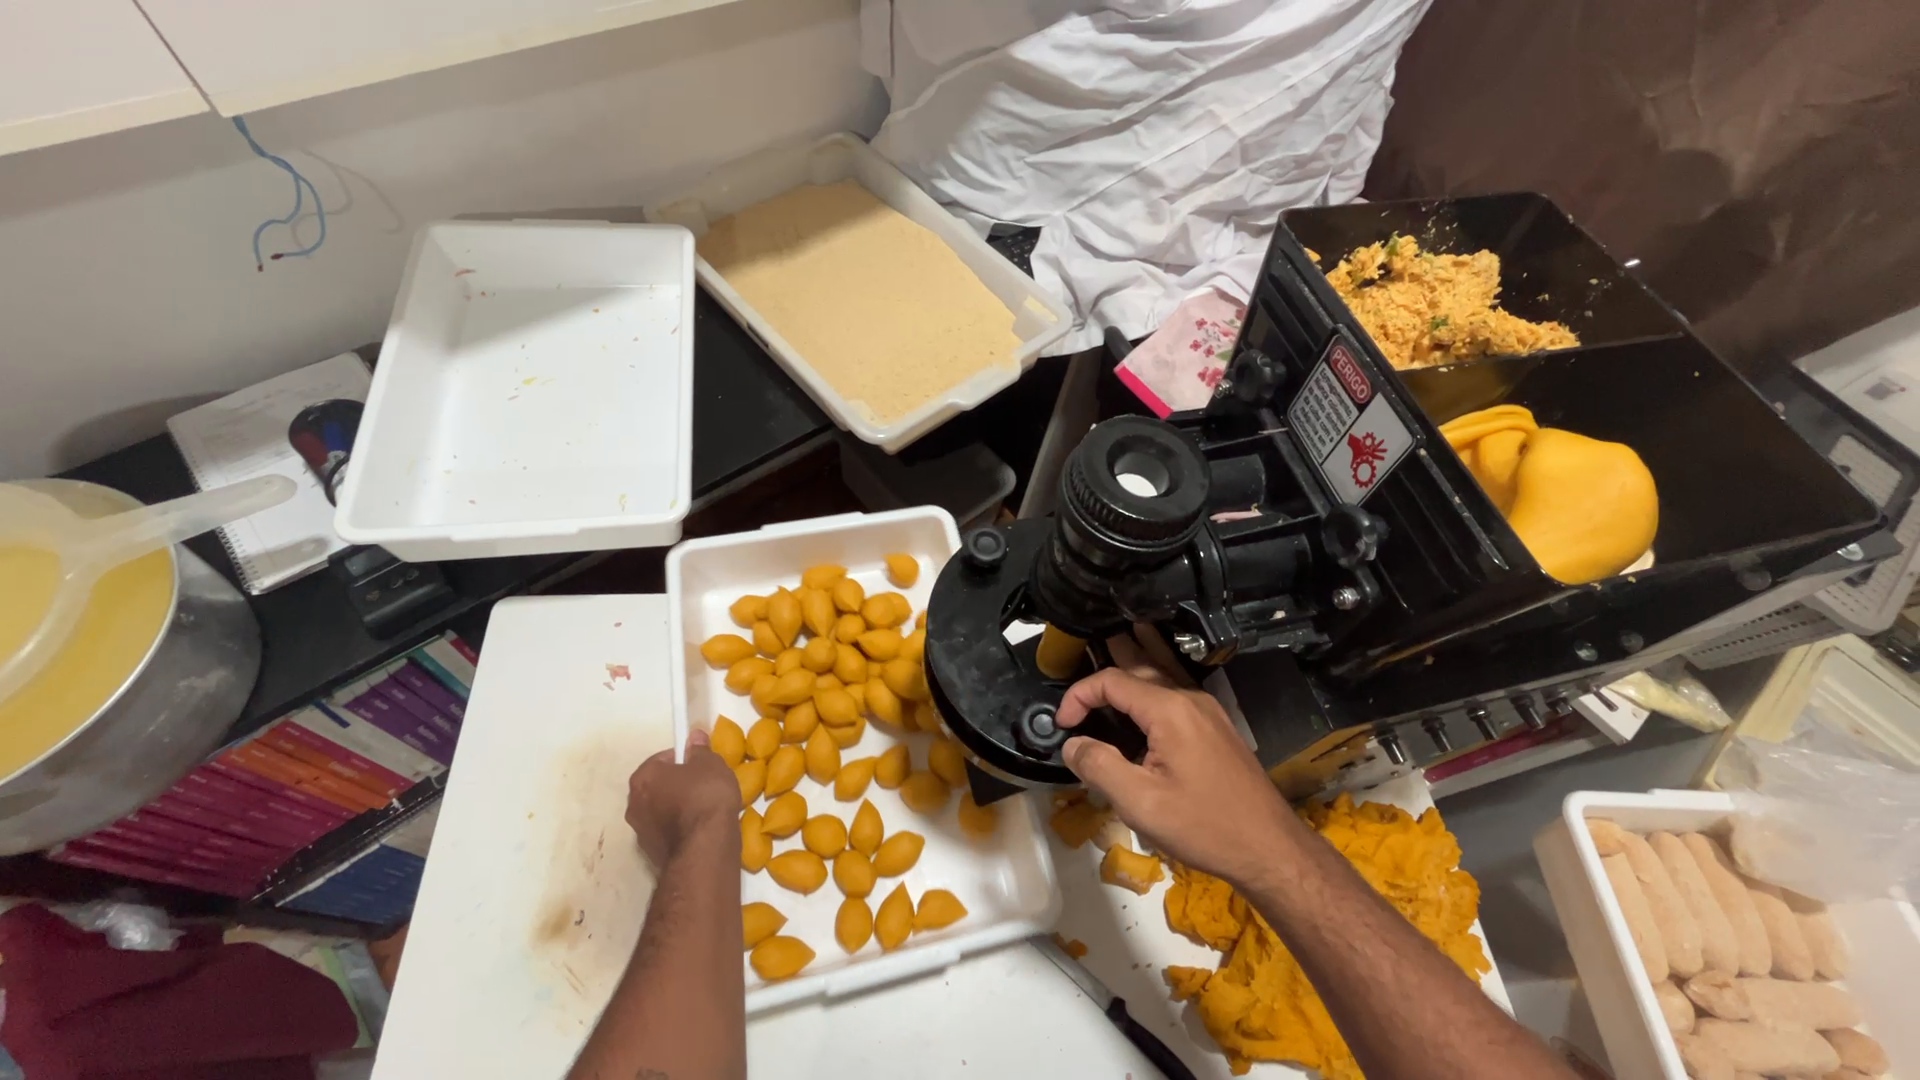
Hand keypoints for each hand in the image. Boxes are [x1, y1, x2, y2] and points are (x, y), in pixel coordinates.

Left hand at [625, 729, 736, 868]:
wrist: (705, 849)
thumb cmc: (705, 797)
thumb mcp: (710, 764)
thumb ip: (700, 750)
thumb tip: (694, 737)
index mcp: (643, 778)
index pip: (661, 759)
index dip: (682, 759)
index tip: (700, 764)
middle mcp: (634, 804)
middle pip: (657, 787)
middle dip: (676, 785)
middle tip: (703, 785)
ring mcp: (641, 833)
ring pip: (660, 812)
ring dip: (676, 809)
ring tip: (704, 810)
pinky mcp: (652, 854)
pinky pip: (667, 832)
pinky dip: (680, 829)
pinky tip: (701, 829)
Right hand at [1056, 665, 1299, 888]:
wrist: (1269, 848)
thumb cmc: (1203, 826)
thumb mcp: (1139, 803)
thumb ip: (1098, 766)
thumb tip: (1073, 744)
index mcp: (1169, 710)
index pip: (1112, 682)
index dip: (1080, 695)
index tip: (1063, 724)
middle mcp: (1190, 699)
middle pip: (1142, 665)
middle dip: (1111, 657)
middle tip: (1084, 646)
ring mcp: (1208, 712)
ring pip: (1164, 673)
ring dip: (1139, 657)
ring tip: (1122, 636)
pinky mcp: (1216, 729)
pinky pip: (1177, 691)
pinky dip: (1156, 679)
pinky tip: (1151, 684)